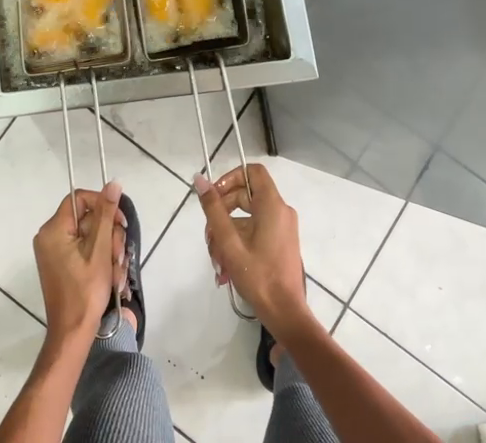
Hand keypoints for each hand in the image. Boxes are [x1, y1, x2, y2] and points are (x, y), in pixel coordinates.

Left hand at [32, 182, 125, 340]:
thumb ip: (106, 214)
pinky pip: (85, 251)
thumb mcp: (100, 249)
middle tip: (119, 256)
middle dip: (109, 236)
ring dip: (108, 252)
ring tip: (116, 273)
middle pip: (87, 219)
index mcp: (53, 229)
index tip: (121, 222)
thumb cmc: (86, 291)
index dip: (103, 205)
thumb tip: (113, 183)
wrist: (73, 332)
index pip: (80, 199)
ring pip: (90, 237)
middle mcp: (50, 236)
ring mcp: (55, 252)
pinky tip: (111, 277)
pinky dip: (100, 261)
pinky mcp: (62, 265)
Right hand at [195, 164, 311, 338]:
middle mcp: (280, 212)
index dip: (229, 178)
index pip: (251, 172)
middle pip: (244, 197)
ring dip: (226, 236)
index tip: (212, 197)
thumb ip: (213, 208)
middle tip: (208, 237)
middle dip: (221, 216)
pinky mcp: (280, 243)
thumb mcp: (229, 241)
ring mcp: (281, 228)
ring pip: (246, 219)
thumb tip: (199, 179)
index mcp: (272, 206)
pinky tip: (225, 268)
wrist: (285, 313)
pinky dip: (238, 245)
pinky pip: (254, 233)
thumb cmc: (258, 275)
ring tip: (216, 261)